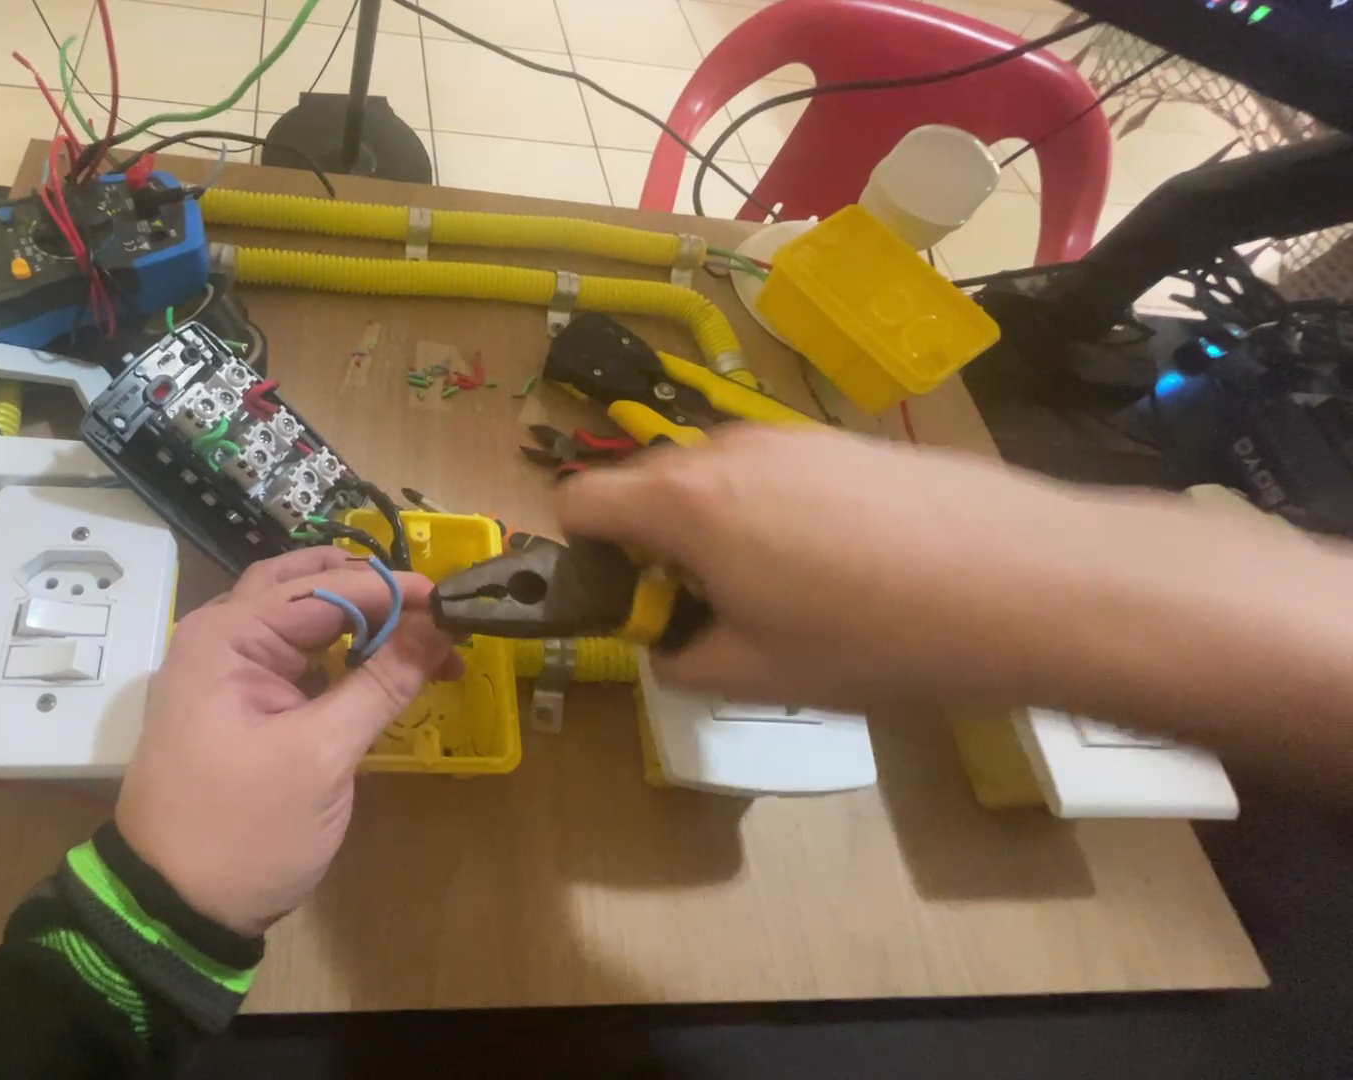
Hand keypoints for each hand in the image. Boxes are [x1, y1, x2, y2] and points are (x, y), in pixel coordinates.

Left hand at [115, 548, 462, 936]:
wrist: (174, 909)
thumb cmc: (244, 831)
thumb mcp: (321, 755)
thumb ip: (380, 683)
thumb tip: (438, 628)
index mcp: (228, 636)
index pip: (322, 589)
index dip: (390, 591)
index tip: (449, 603)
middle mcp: (220, 635)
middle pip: (303, 587)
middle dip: (368, 592)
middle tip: (427, 608)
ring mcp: (224, 667)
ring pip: (298, 616)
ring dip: (355, 617)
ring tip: (411, 632)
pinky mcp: (237, 698)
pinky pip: (291, 653)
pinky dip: (336, 650)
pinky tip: (373, 661)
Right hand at [555, 425, 1192, 708]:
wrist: (1036, 581)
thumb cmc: (872, 636)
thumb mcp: (751, 674)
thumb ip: (675, 657)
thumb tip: (666, 642)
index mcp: (680, 503)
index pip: (575, 502)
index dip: (582, 553)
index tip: (630, 596)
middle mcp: (719, 452)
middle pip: (638, 486)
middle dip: (648, 542)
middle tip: (706, 600)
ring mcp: (781, 435)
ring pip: (703, 478)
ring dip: (706, 525)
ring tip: (779, 580)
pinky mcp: (834, 437)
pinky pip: (762, 470)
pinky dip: (761, 509)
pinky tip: (834, 556)